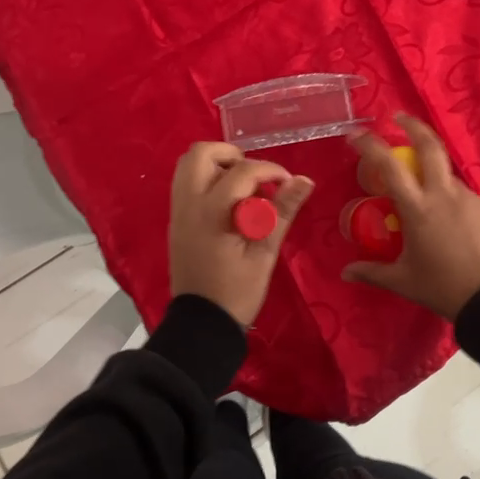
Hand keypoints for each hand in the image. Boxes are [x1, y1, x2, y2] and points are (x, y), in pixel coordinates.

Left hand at [167, 142, 314, 326]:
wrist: (200, 325)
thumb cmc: (236, 293)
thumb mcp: (264, 254)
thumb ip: (281, 212)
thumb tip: (304, 180)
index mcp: (211, 212)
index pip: (242, 171)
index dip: (270, 170)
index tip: (287, 183)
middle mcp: (188, 203)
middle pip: (201, 153)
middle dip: (233, 155)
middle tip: (256, 177)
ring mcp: (177, 210)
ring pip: (189, 163)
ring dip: (217, 164)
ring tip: (242, 186)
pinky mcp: (175, 219)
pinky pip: (185, 182)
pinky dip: (206, 178)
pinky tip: (228, 201)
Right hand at [341, 114, 479, 320]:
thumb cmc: (442, 288)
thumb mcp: (403, 281)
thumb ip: (372, 272)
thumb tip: (345, 272)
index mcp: (417, 208)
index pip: (388, 166)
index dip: (370, 145)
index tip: (356, 134)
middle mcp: (443, 195)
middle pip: (429, 146)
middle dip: (412, 126)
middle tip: (399, 117)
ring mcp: (468, 198)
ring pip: (446, 175)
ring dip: (432, 174)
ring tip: (425, 198)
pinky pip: (463, 195)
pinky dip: (451, 199)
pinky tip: (450, 222)